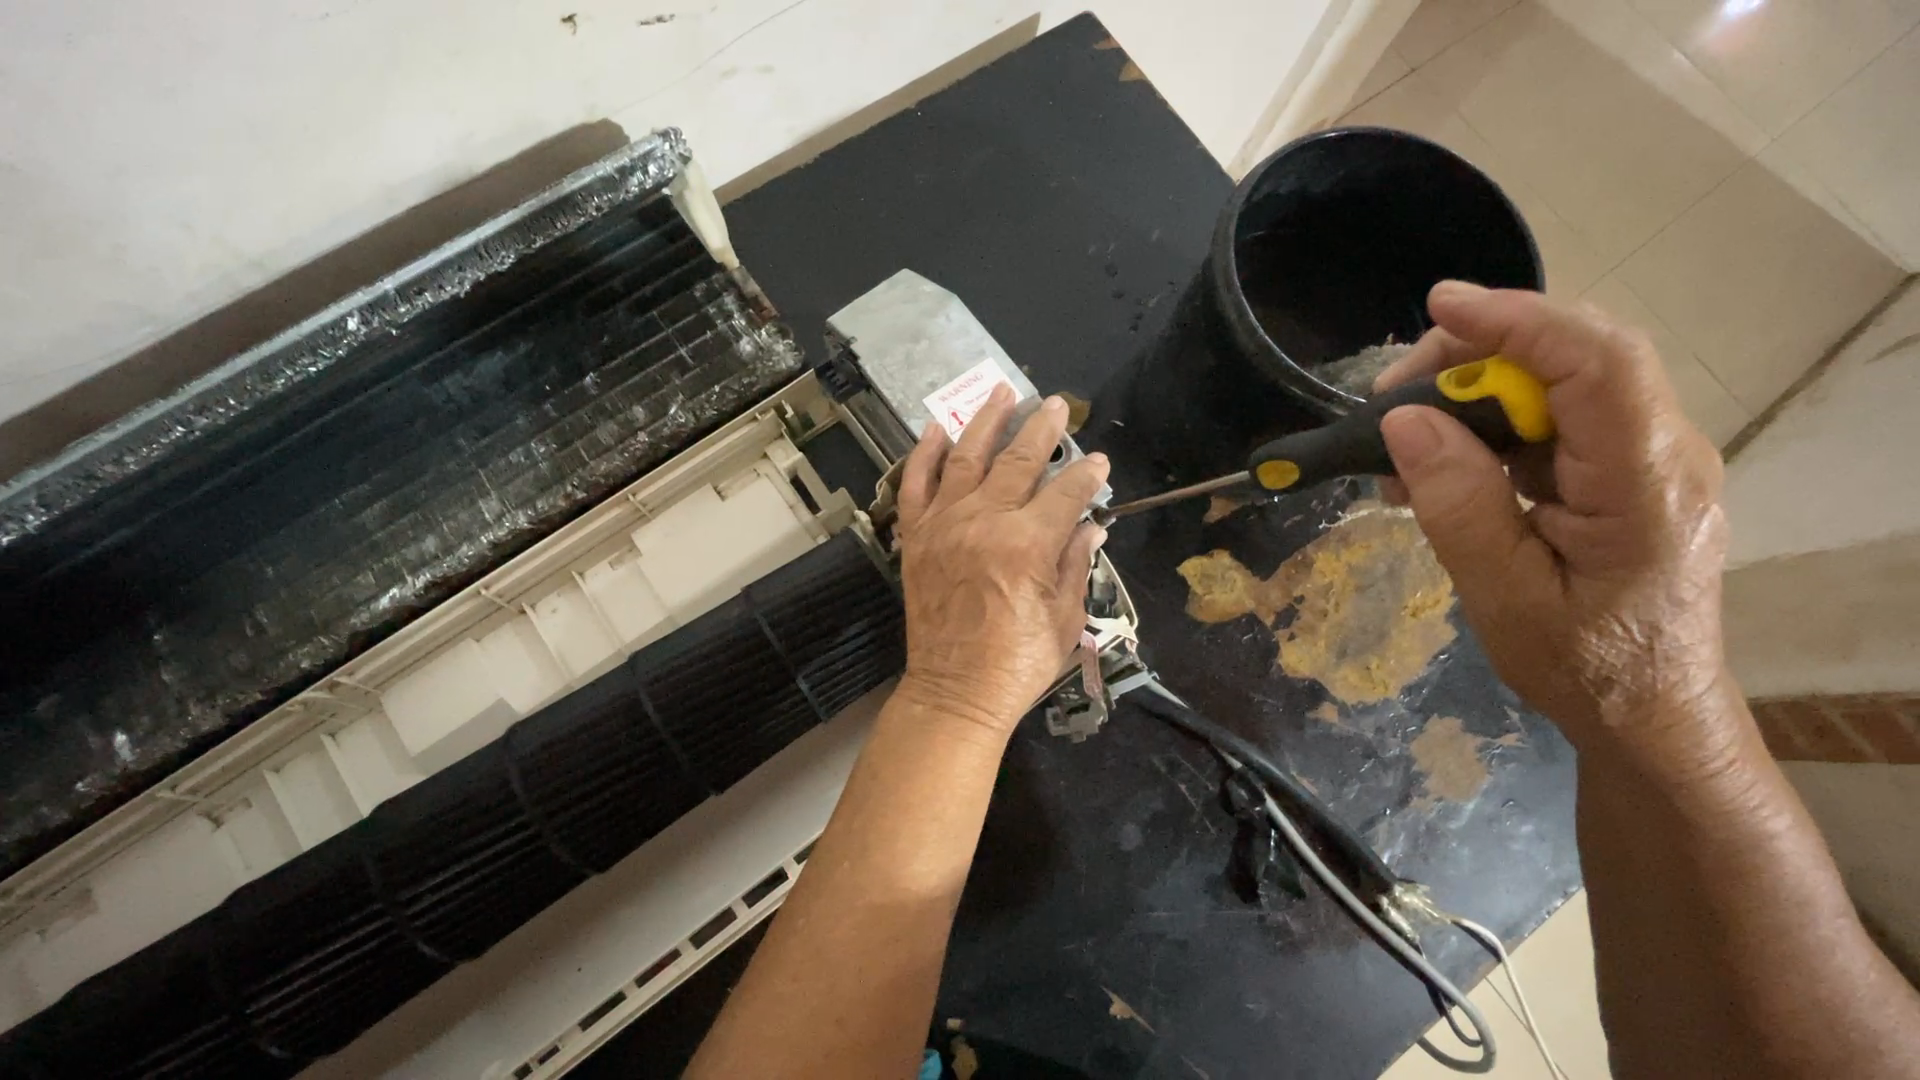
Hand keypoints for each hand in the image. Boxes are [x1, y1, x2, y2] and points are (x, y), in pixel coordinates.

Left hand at [893, 385, 1110, 739]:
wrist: (954, 693)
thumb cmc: (1017, 664)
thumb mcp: (1065, 619)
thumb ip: (1077, 563)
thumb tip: (1092, 524)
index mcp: (1028, 545)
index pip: (1065, 493)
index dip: (1086, 475)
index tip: (1098, 462)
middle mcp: (984, 523)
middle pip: (1018, 462)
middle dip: (1042, 429)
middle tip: (1056, 405)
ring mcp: (944, 526)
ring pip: (966, 459)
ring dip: (986, 422)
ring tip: (1002, 391)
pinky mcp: (916, 538)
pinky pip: (916, 485)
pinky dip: (925, 454)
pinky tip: (938, 429)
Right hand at [1375, 282, 1736, 776]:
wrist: (1647, 713)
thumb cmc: (1579, 665)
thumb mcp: (1501, 594)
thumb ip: (1458, 504)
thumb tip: (1406, 421)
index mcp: (1647, 486)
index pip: (1598, 364)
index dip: (1518, 321)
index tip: (1438, 306)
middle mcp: (1663, 452)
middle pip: (1574, 358)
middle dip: (1474, 356)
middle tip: (1387, 399)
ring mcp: (1646, 458)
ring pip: (1557, 382)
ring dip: (1469, 395)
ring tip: (1398, 443)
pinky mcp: (1621, 470)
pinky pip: (1550, 420)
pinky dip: (1484, 427)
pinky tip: (1436, 464)